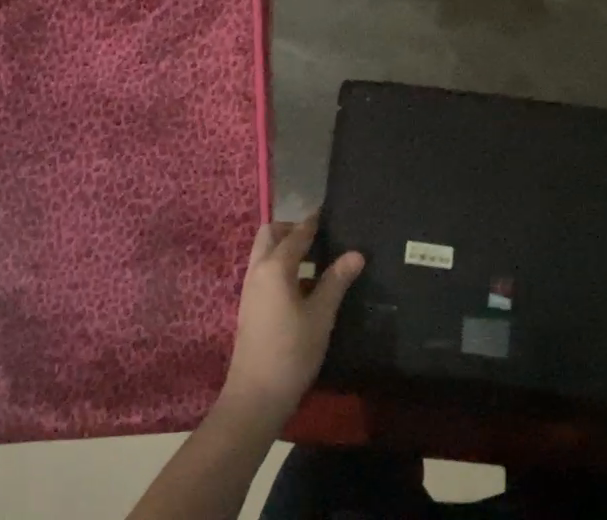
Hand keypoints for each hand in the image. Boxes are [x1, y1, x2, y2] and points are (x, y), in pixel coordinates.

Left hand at [221, 214, 364, 420]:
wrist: (256, 395)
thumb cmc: (292, 351)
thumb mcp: (321, 315)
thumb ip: (336, 281)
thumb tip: (356, 253)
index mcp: (275, 267)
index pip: (297, 234)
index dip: (314, 222)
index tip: (330, 212)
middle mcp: (257, 270)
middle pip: (270, 234)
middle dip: (292, 229)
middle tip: (321, 237)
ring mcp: (250, 289)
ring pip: (264, 253)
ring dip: (285, 248)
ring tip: (317, 258)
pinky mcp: (250, 305)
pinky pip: (264, 271)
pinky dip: (281, 266)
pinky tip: (304, 284)